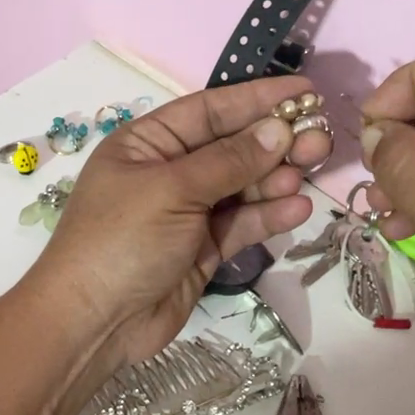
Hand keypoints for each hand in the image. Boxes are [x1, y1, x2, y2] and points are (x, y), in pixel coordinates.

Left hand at [27, 78, 332, 365]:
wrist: (94, 321)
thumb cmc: (121, 240)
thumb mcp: (171, 190)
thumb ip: (228, 161)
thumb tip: (278, 128)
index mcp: (146, 145)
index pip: (208, 110)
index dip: (257, 99)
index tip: (306, 93)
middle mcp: (168, 173)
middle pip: (231, 147)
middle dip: (274, 140)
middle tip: (320, 139)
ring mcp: (187, 214)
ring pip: (242, 187)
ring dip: (276, 178)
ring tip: (312, 169)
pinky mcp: (203, 250)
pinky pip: (241, 225)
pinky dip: (268, 216)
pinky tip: (297, 208)